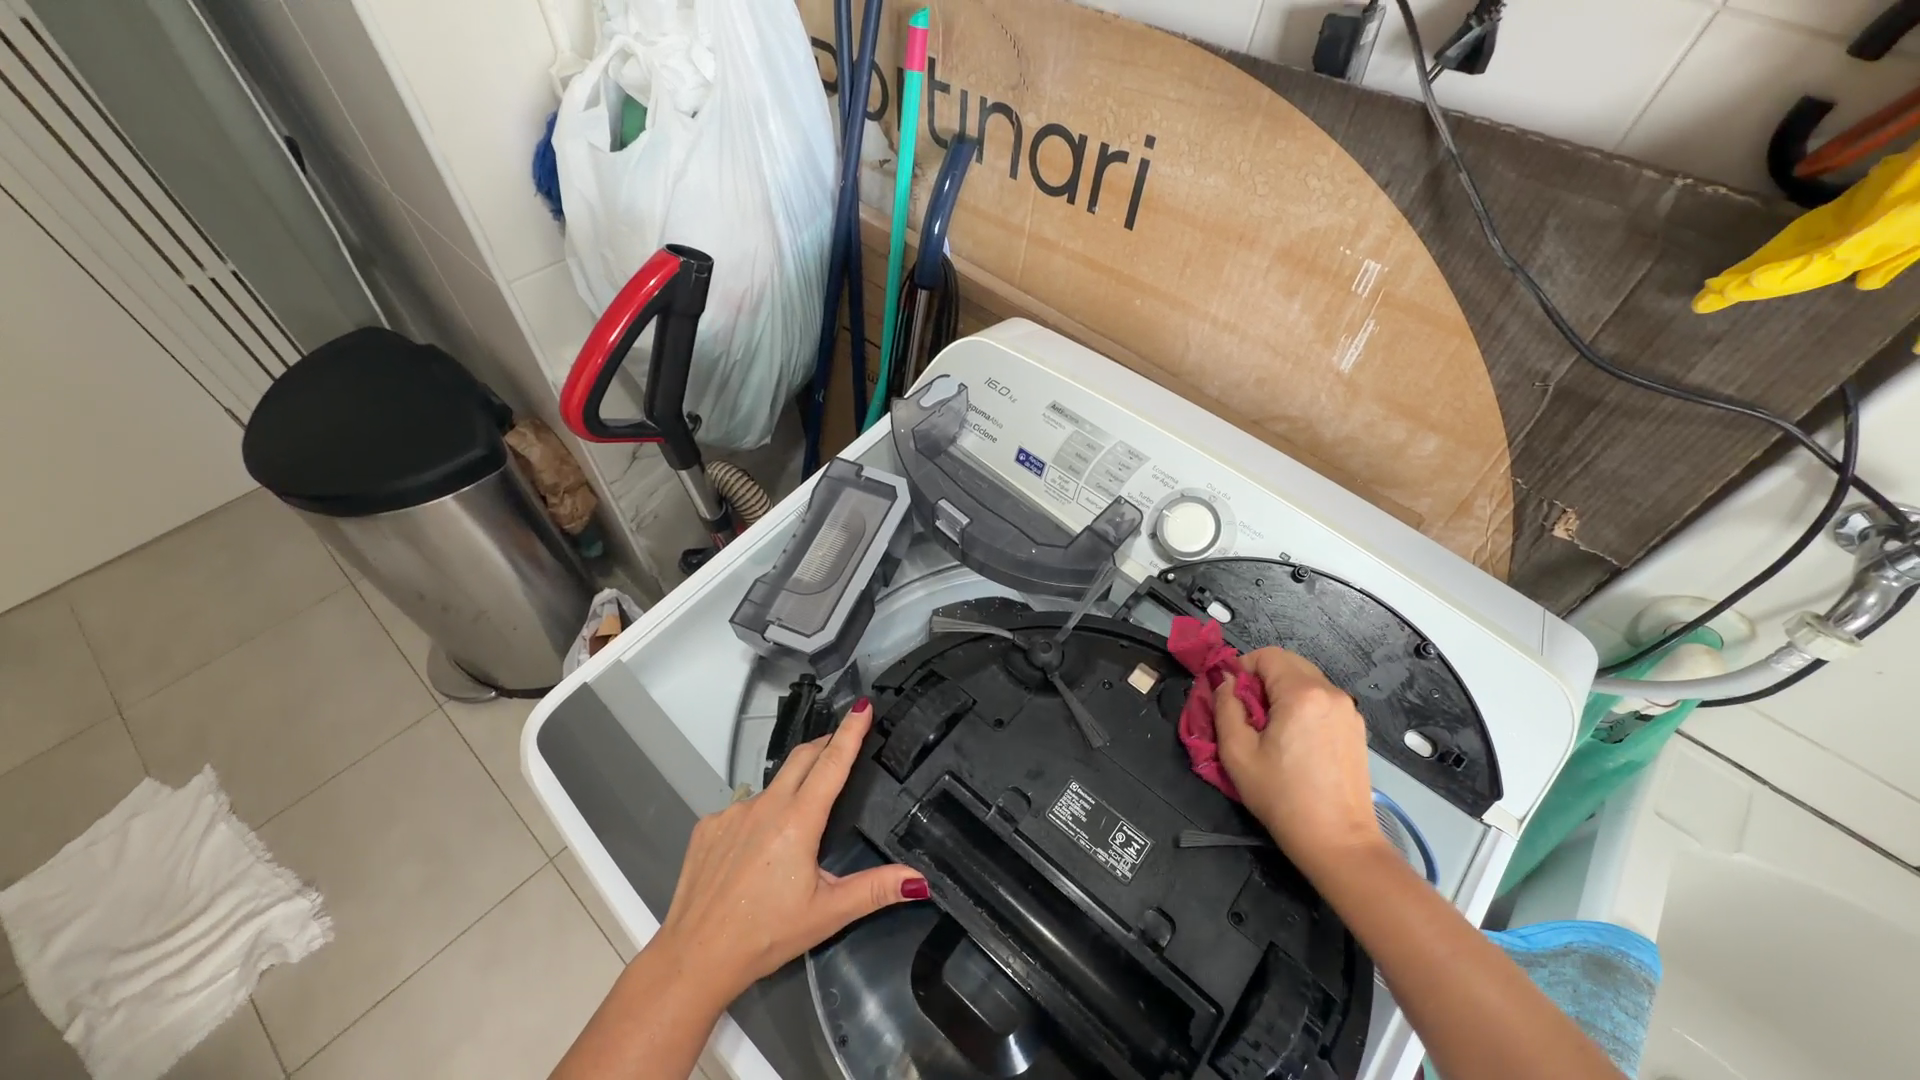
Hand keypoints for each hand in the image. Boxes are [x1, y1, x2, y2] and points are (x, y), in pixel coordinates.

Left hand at [649, 701, 925, 1006]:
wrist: (695, 956)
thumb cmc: (766, 935)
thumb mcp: (827, 913)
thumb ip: (875, 890)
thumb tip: (920, 880)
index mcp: (798, 821)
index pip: (832, 763)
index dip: (850, 732)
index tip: (862, 706)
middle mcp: (764, 806)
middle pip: (801, 759)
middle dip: (825, 744)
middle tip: (843, 741)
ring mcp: (731, 813)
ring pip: (771, 787)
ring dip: (791, 789)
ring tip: (799, 821)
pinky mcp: (707, 826)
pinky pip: (741, 809)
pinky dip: (758, 817)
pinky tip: (757, 850)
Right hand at [1213, 648, 1386, 871]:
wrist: (1337, 840)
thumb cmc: (1282, 798)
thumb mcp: (1237, 753)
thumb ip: (1225, 707)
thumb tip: (1224, 682)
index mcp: (1302, 694)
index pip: (1267, 655)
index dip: (1242, 668)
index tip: (1230, 695)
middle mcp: (1331, 694)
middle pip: (1289, 663)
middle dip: (1262, 679)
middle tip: (1246, 712)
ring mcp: (1349, 711)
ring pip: (1306, 681)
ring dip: (1282, 693)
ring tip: (1270, 730)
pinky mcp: (1356, 729)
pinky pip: (1322, 701)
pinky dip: (1303, 708)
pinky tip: (1294, 741)